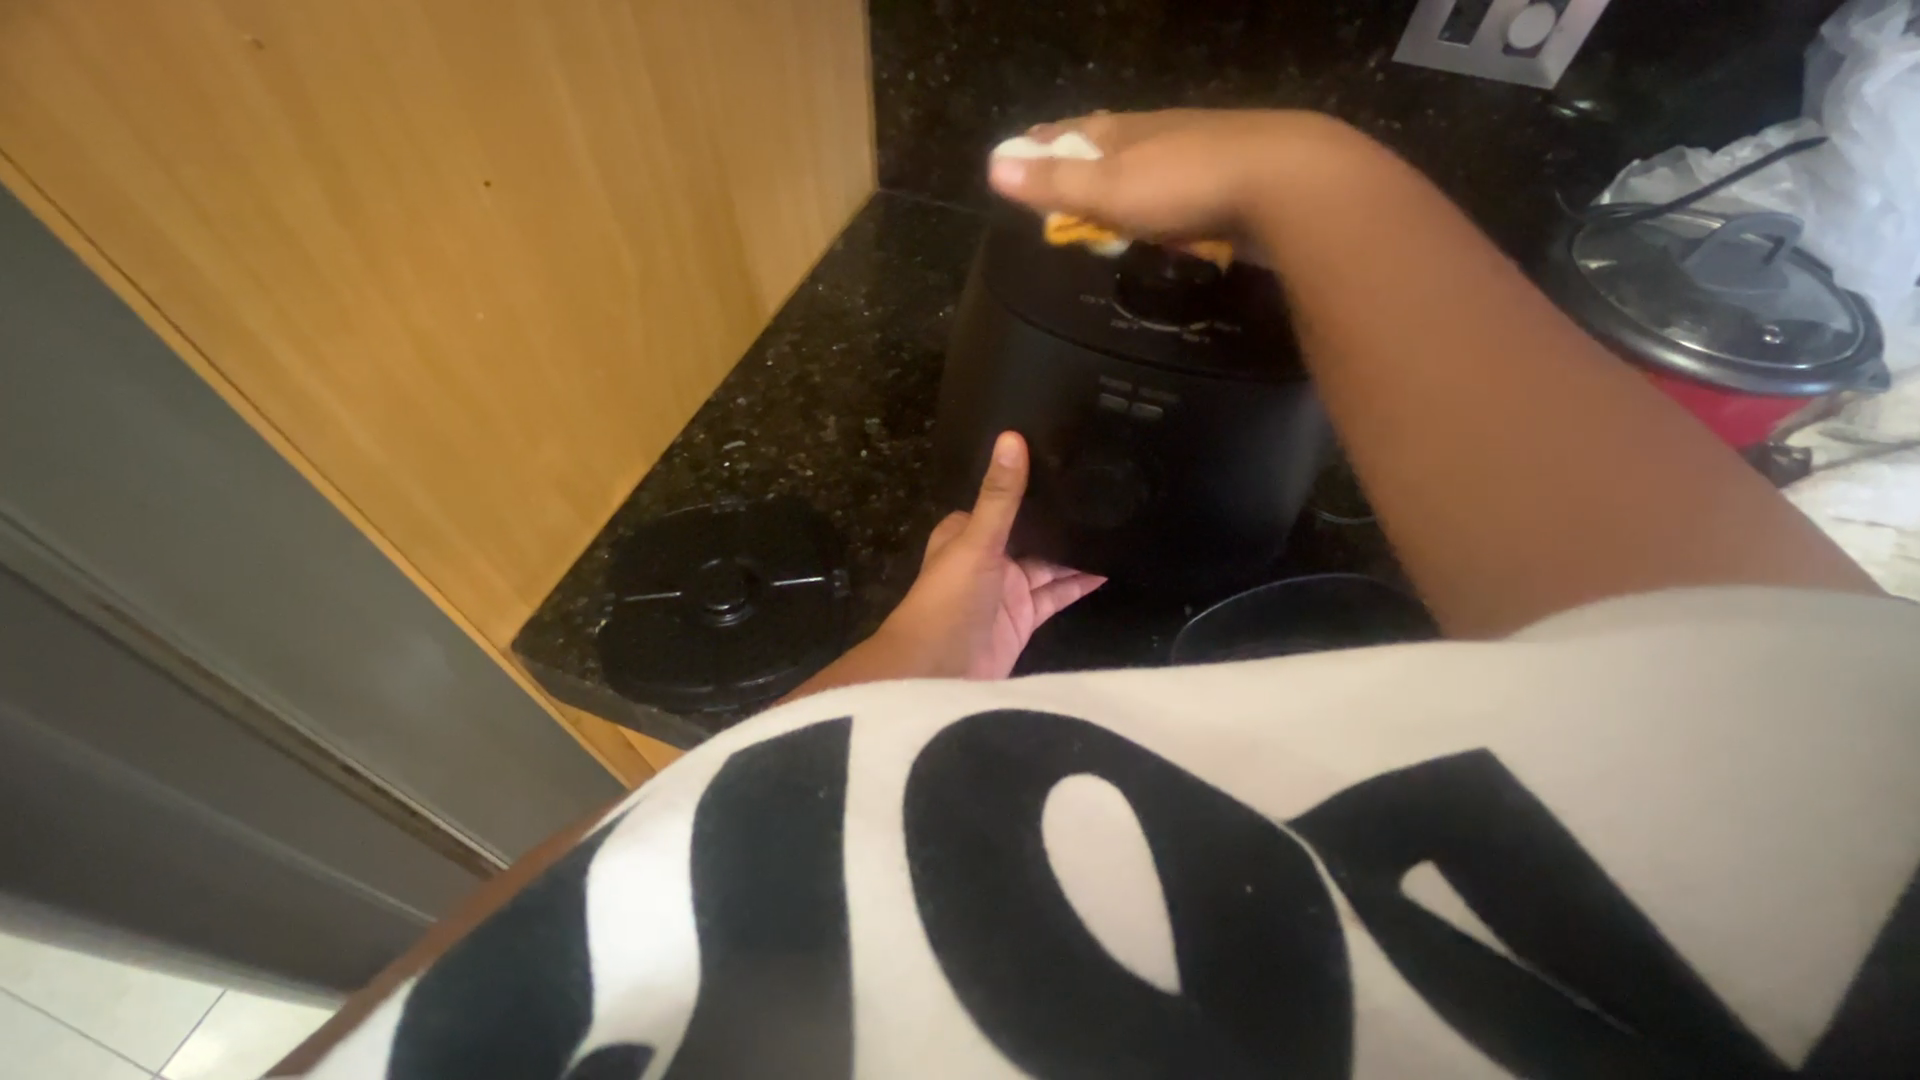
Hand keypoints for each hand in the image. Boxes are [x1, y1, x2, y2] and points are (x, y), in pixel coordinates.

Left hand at [876, 431, 1105, 678]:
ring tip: (1118, 527)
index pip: (1005, 501)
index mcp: (968, 532)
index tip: (1071, 459)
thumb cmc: (949, 598)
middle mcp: (989, 558)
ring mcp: (1007, 591)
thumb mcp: (977, 540)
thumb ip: (1000, 495)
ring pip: (1047, 565)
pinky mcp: (1024, 620)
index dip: (1032, 485)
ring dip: (1075, 552)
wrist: (937, 672)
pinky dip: (1078, 585)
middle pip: (1031, 533)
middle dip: (1061, 520)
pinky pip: (1055, 596)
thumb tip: (1012, 437)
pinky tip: (1108, 569)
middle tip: (1108, 493)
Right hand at [988, 109, 1363, 261]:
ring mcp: (1199, 155)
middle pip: (1109, 144)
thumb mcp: (1108, 188)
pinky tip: (1167, 215)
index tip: (1018, 146)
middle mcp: (1160, 135)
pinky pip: (1181, 191)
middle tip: (1061, 169)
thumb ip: (1055, 182)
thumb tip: (992, 165)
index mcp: (1125, 133)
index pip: (1071, 132)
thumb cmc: (1184, 186)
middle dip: (1082, 156)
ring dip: (1125, 178)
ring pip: (1149, 165)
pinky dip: (1162, 200)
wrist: (1285, 184)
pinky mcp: (1230, 182)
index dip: (1042, 142)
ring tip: (1108, 195)